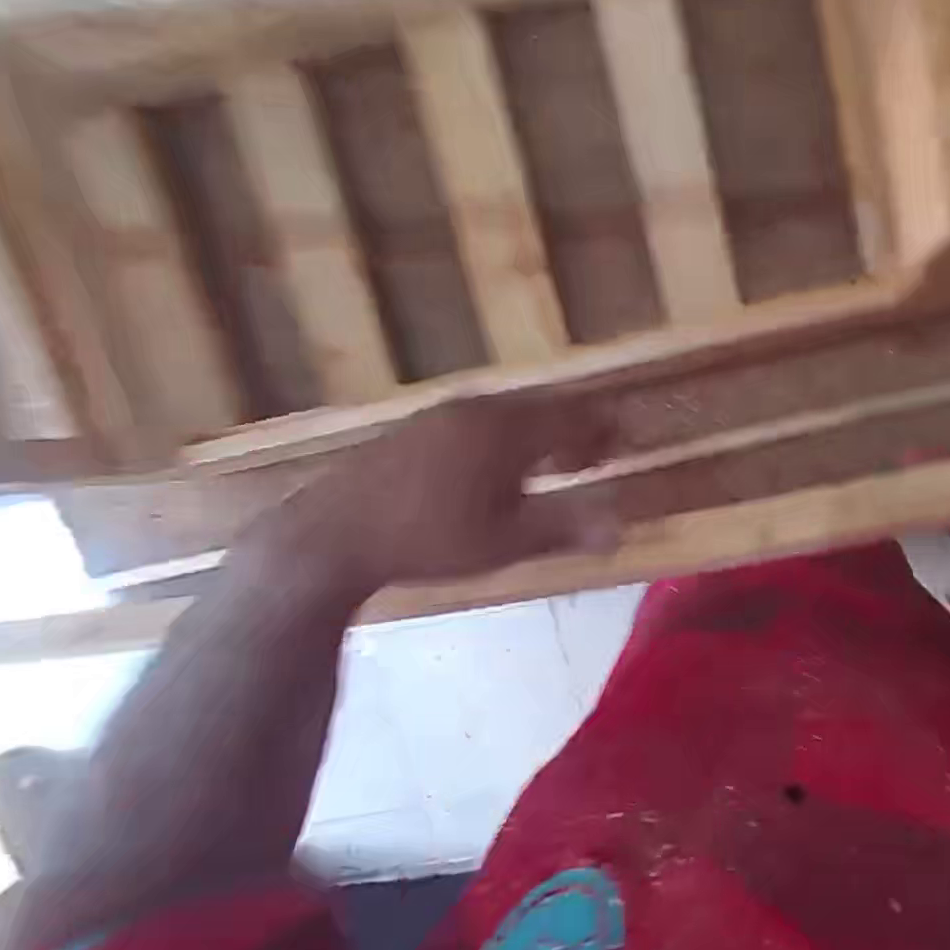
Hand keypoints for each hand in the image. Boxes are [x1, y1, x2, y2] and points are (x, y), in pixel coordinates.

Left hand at [258, 393, 620, 588]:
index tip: (622, 449)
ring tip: (552, 467)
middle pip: (547, 407)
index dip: (605, 430)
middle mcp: (480, 408)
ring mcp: (444, 412)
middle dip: (577, 431)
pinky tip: (500, 468)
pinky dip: (508, 435)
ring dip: (543, 433)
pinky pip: (483, 417)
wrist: (326, 539)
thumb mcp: (507, 541)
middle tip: (592, 462)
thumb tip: (621, 530)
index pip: (575, 416)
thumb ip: (568, 529)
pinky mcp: (419, 424)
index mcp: (508, 429)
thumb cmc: (429, 540)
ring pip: (514, 411)